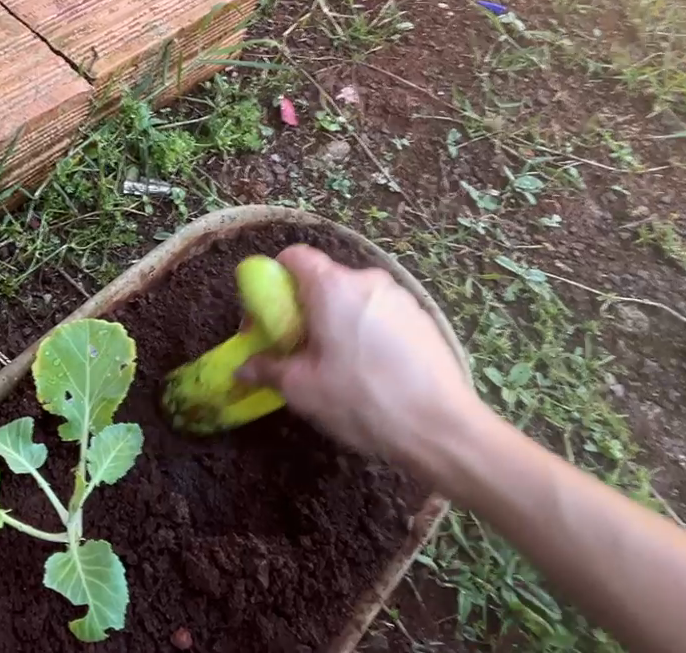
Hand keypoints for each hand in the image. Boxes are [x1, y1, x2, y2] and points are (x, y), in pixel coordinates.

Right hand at [239, 245, 486, 484]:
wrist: (443, 429)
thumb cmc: (363, 400)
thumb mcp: (303, 389)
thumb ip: (267, 369)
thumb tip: (242, 368)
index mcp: (332, 286)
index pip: (293, 256)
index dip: (274, 279)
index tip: (269, 315)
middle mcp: (366, 280)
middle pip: (322, 280)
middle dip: (304, 309)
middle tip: (298, 348)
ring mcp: (399, 297)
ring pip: (352, 299)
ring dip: (336, 321)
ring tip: (336, 364)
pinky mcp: (422, 318)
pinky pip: (379, 314)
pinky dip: (365, 331)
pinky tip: (370, 371)